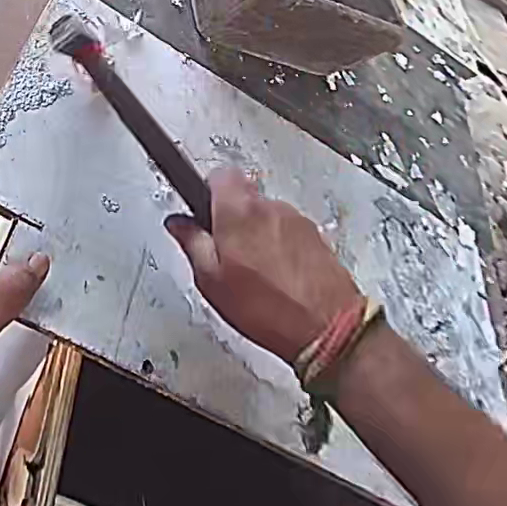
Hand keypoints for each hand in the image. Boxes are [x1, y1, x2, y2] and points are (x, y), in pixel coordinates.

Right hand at [164, 168, 360, 362]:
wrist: (328, 331)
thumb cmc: (268, 307)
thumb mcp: (211, 280)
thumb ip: (192, 243)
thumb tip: (178, 224)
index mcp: (239, 213)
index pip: (220, 174)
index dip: (207, 190)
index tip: (202, 209)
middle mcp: (271, 209)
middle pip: (244, 195)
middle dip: (230, 216)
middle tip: (222, 249)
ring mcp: (298, 221)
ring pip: (266, 214)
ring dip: (256, 232)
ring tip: (251, 270)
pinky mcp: (317, 237)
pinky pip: (287, 231)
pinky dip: (278, 245)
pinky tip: (274, 276)